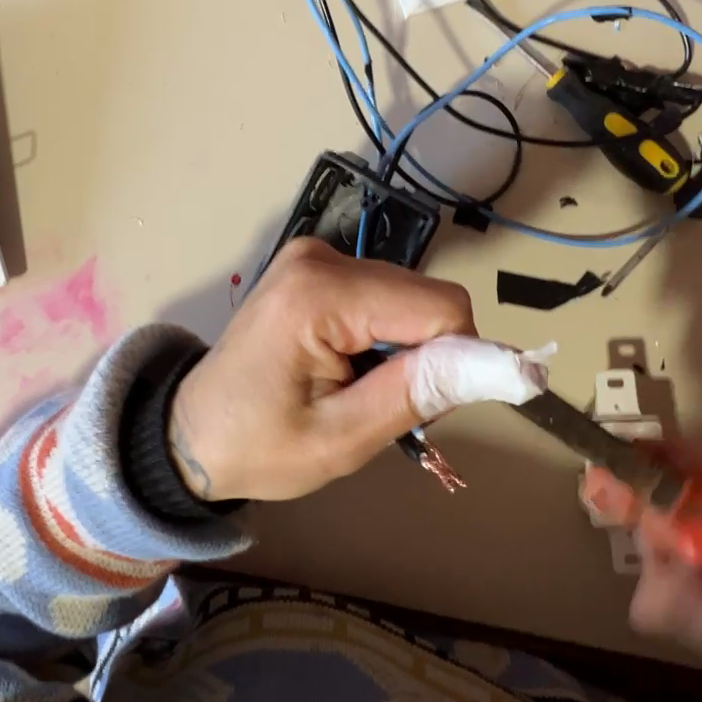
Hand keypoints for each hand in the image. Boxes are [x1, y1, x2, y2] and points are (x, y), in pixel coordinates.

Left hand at [167, 238, 534, 502]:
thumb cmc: (259, 446)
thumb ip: (422, 391)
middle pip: (426, 297)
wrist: (191, 434)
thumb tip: (509, 364)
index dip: (455, 359)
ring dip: (405, 347)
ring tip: (357, 388)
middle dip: (427, 355)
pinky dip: (383, 334)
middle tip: (380, 405)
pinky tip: (347, 365)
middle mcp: (320, 256)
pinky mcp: (315, 266)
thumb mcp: (344, 436)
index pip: (442, 305)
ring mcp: (315, 255)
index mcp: (321, 292)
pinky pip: (384, 294)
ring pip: (410, 296)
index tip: (418, 407)